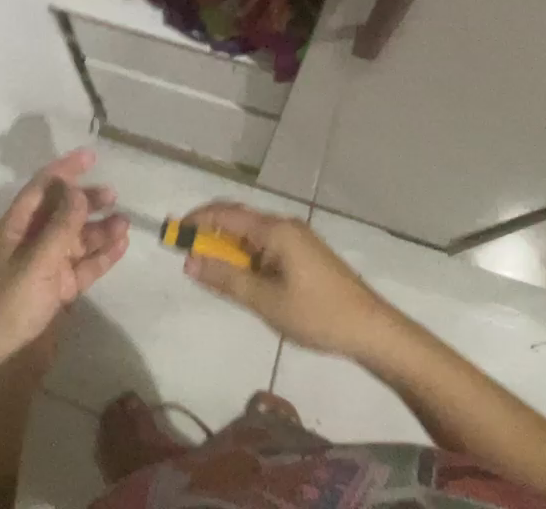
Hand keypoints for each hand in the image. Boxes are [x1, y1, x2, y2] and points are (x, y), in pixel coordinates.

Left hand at [0, 149, 129, 372]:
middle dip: (86, 200)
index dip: (64, 170)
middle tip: (113, 195)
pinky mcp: (62, 287)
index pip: (41, 189)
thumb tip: (79, 192)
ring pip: (77, 237)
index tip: (91, 156)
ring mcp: (48, 264)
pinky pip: (86, 263)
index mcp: (15, 228)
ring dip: (99, 228)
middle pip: (62, 211)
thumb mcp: (38, 261)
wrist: (10, 359)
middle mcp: (31, 241)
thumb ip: (61, 226)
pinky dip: (102, 254)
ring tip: (124, 223)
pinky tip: (121, 245)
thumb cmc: (16, 303)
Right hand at [179, 201, 396, 356]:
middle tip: (187, 256)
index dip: (196, 221)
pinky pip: (266, 246)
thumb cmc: (317, 314)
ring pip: (251, 235)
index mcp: (275, 230)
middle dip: (209, 234)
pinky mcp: (305, 255)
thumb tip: (189, 261)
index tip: (172, 234)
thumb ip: (225, 279)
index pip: (225, 214)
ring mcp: (298, 239)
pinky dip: (246, 257)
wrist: (373, 331)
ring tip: (211, 273)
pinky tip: (243, 280)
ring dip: (228, 249)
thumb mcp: (265, 300)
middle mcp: (285, 225)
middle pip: (237, 220)